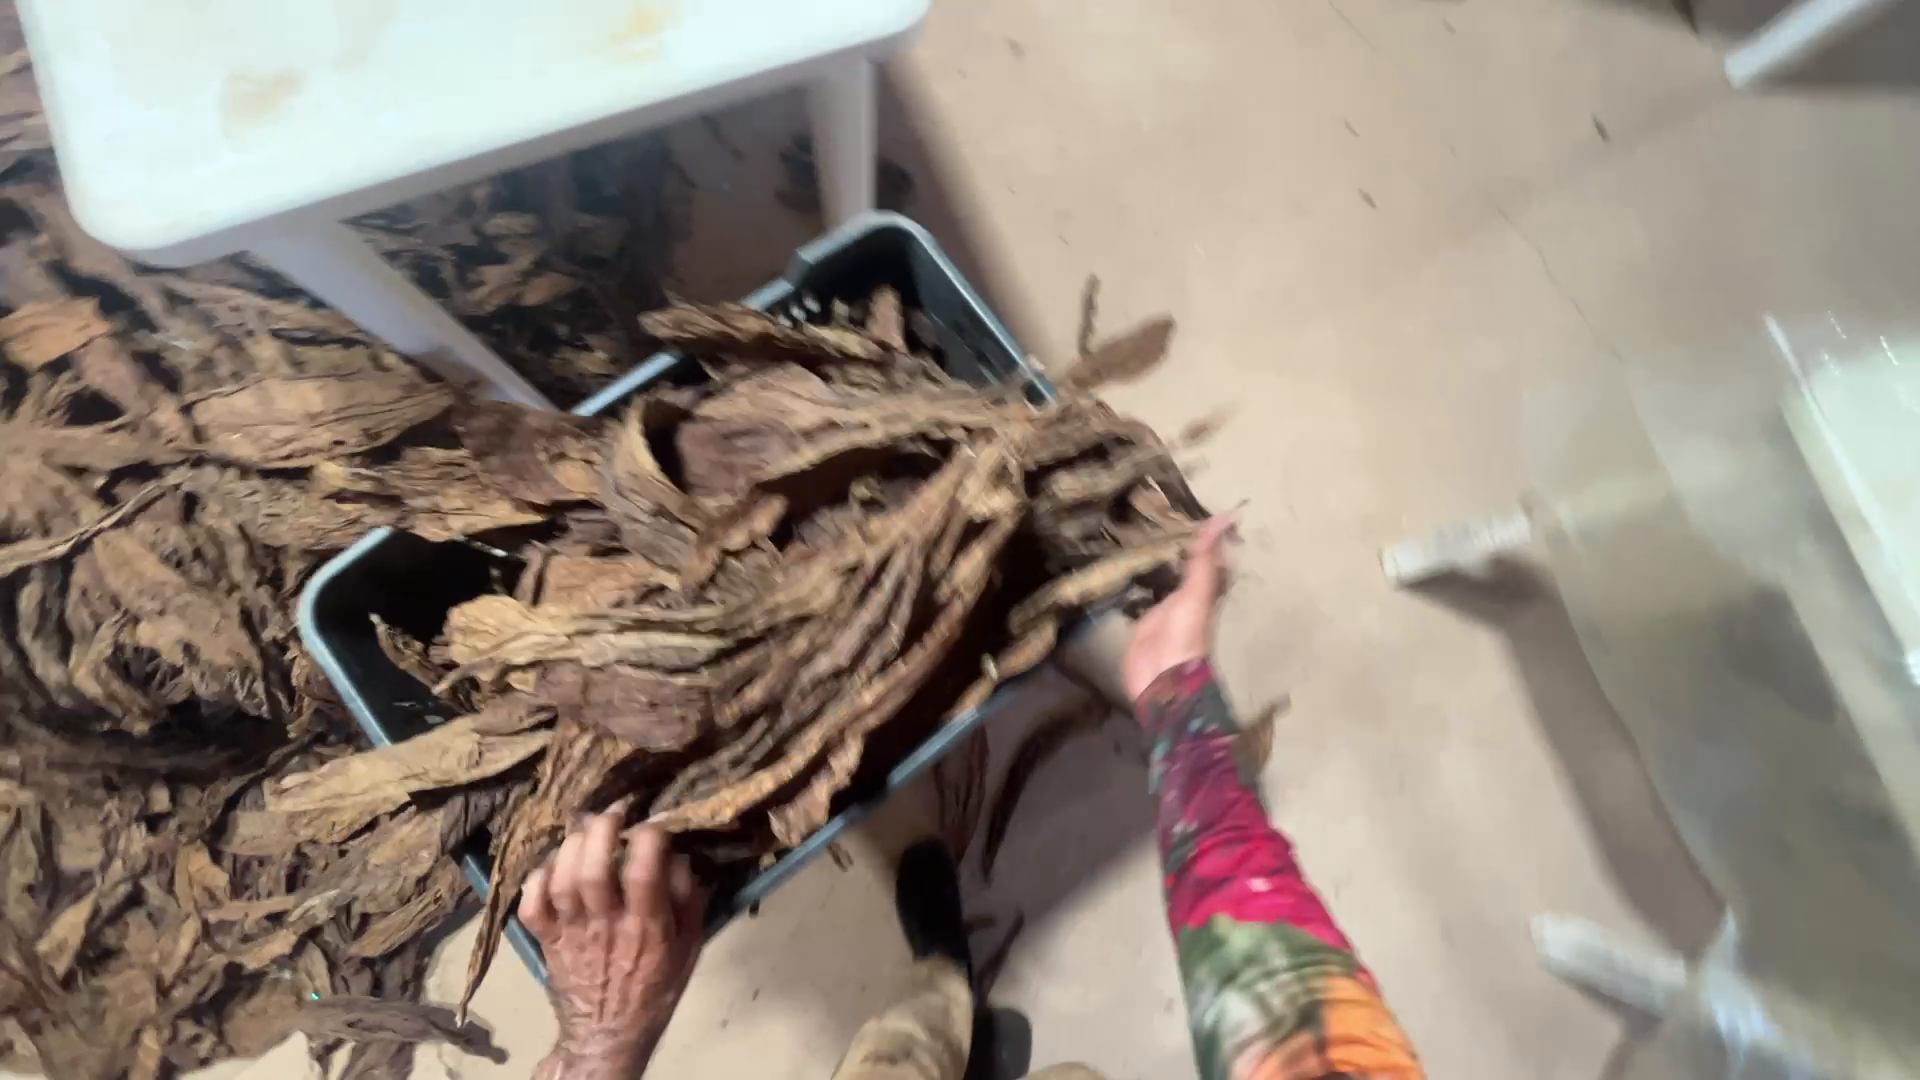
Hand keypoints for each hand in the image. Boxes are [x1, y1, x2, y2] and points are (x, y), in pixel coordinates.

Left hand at [522, 813, 704, 1079]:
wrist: (608, 1035)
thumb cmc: (657, 985)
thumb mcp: (691, 943)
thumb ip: (689, 898)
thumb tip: (679, 856)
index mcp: (646, 926)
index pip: (643, 871)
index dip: (649, 837)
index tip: (656, 824)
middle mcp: (605, 924)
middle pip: (593, 869)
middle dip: (602, 831)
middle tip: (615, 813)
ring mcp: (571, 932)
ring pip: (562, 881)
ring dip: (573, 846)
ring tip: (587, 828)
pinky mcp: (547, 940)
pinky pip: (531, 906)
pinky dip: (537, 879)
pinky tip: (554, 864)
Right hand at [1121, 517, 1233, 702]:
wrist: (1160, 676)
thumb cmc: (1184, 634)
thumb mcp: (1197, 591)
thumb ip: (1205, 557)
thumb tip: (1224, 517)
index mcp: (1203, 587)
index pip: (1206, 553)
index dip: (1203, 532)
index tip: (1191, 504)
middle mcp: (1184, 593)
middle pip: (1182, 562)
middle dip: (1175, 541)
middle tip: (1159, 513)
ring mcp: (1162, 607)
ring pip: (1162, 575)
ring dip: (1155, 558)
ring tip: (1140, 531)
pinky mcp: (1142, 619)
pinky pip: (1140, 592)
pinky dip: (1135, 579)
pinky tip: (1125, 565)